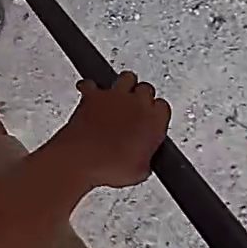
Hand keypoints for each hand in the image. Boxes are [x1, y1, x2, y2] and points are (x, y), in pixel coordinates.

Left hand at [46, 71, 171, 189]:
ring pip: (126, 77)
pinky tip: (89, 93)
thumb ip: (146, 156)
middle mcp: (137, 103)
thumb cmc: (111, 165)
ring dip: (123, 85)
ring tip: (119, 95)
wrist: (83, 157)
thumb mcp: (140, 170)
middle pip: (146, 88)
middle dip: (141, 96)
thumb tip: (142, 157)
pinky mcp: (93, 94)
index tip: (151, 118)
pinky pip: (91, 83)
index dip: (156, 112)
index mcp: (154, 121)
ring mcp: (115, 95)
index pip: (163, 106)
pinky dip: (90, 88)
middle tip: (135, 107)